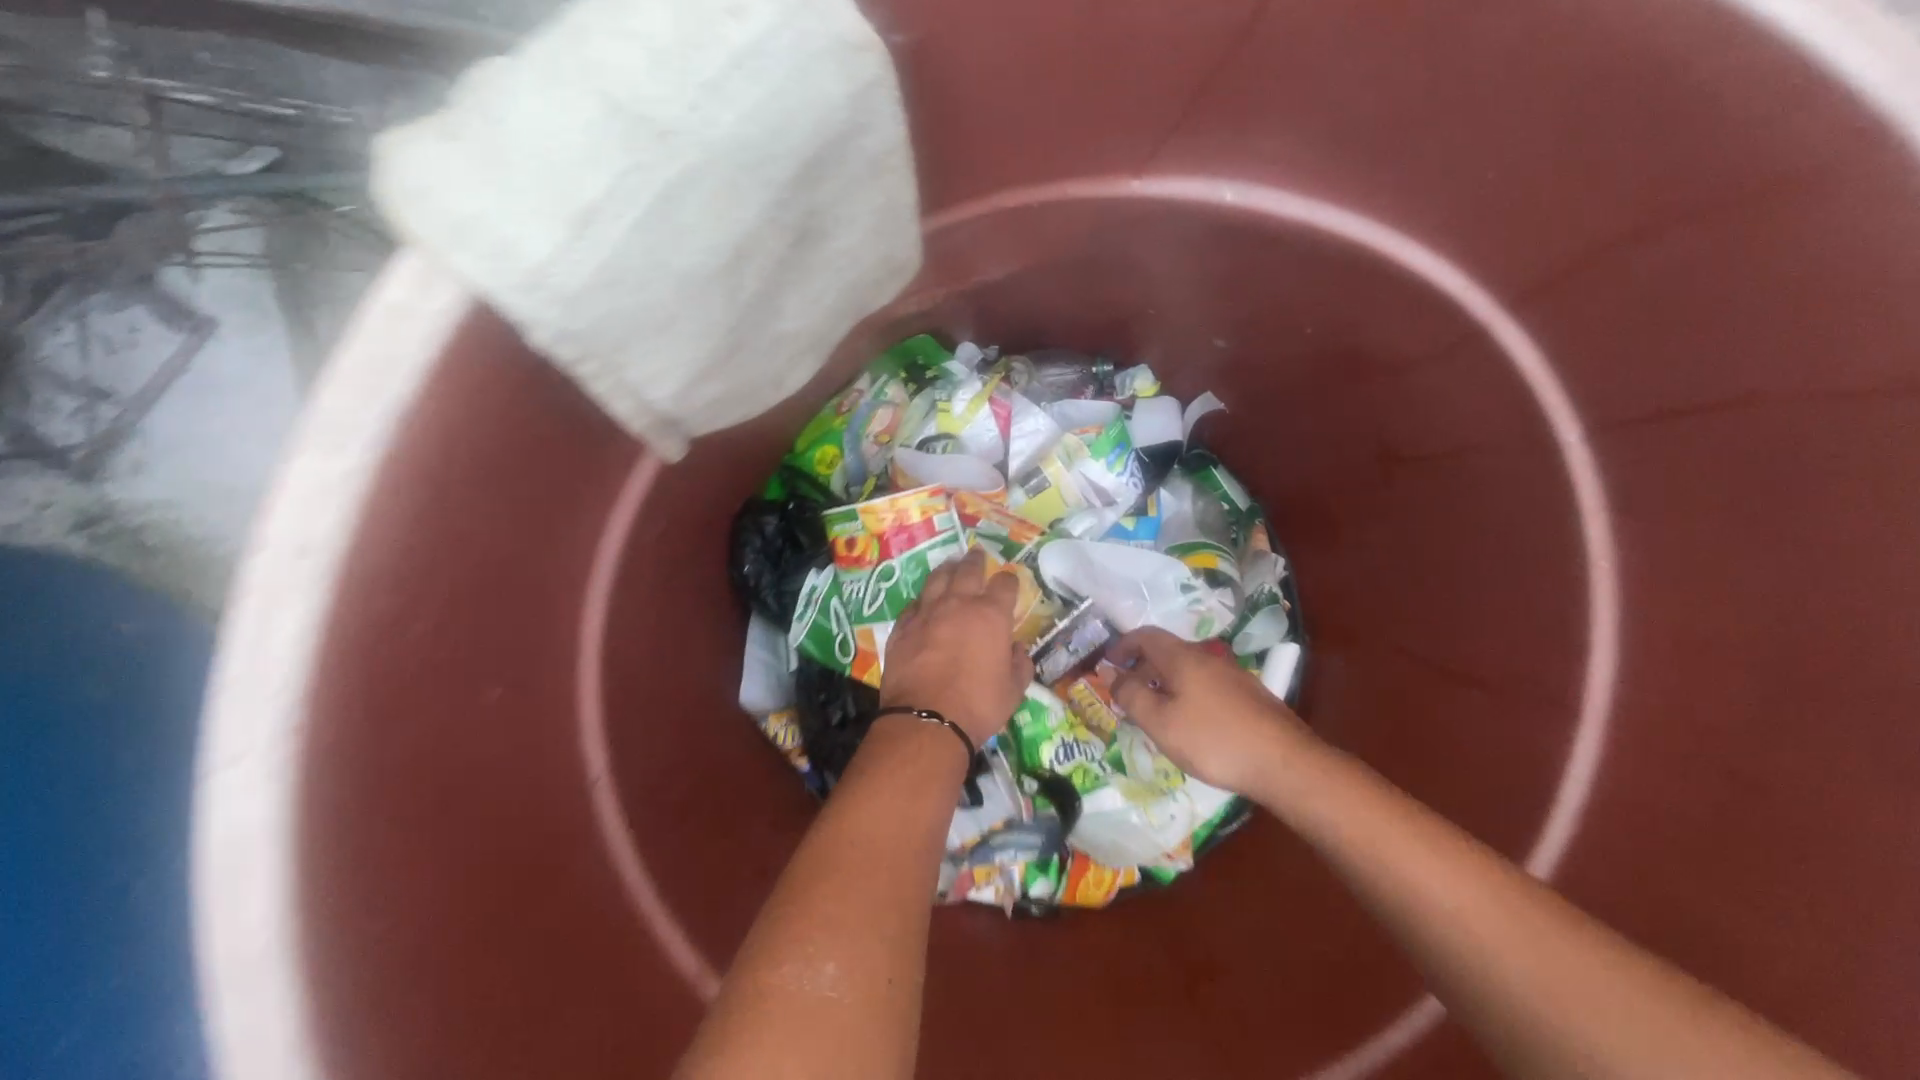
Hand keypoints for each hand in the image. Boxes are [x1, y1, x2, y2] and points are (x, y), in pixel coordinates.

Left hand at [881, 549, 1033, 744]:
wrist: (926, 719)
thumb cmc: (978, 705)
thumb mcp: (1013, 691)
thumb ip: (1019, 665)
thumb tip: (1016, 649)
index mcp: (991, 615)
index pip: (1004, 585)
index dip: (1009, 581)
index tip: (1009, 581)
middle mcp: (958, 605)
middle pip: (967, 571)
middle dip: (975, 561)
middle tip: (976, 554)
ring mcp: (926, 614)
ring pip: (936, 580)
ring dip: (946, 570)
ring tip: (949, 565)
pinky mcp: (901, 628)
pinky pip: (913, 605)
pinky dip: (922, 600)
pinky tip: (922, 601)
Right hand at [1107, 627, 1318, 794]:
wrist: (1283, 762)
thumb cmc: (1212, 740)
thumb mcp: (1160, 722)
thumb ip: (1131, 696)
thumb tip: (1112, 675)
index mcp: (1183, 658)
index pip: (1145, 636)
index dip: (1122, 646)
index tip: (1106, 664)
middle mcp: (1208, 658)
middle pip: (1166, 653)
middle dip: (1141, 669)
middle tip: (1125, 697)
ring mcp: (1232, 676)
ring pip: (1187, 671)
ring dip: (1163, 685)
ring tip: (1153, 714)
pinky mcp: (1248, 696)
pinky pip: (1205, 686)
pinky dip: (1185, 695)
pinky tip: (1188, 725)